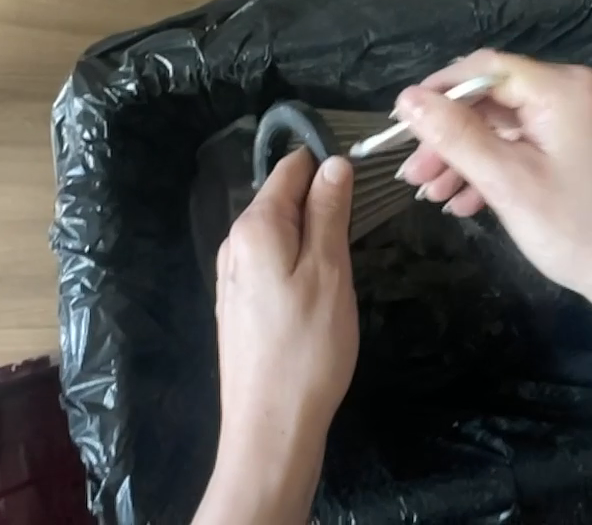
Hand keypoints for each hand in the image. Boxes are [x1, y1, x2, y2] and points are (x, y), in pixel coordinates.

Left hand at [212, 149, 357, 460]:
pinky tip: (315, 296)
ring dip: (312, 238)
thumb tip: (333, 161)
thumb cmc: (307, 347)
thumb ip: (329, 210)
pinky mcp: (237, 303)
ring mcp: (231, 275)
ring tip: (340, 271)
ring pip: (280, 232)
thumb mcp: (329, 271)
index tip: (359, 186)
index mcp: (254, 226)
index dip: (325, 167)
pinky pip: (271, 262)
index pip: (290, 168)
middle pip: (283, 199)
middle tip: (354, 239)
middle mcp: (234, 242)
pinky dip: (297, 264)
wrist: (270, 430)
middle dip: (320, 207)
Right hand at [394, 50, 591, 300]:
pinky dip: (497, 167)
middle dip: (449, 136)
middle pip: (494, 99)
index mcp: (563, 88)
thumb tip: (406, 97)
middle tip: (414, 175)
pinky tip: (466, 201)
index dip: (437, 91)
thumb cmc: (579, 231)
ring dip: (467, 157)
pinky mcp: (586, 147)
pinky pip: (529, 145)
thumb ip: (453, 134)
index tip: (400, 123)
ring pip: (508, 126)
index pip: (484, 68)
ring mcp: (584, 120)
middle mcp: (576, 91)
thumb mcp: (506, 181)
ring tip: (433, 194)